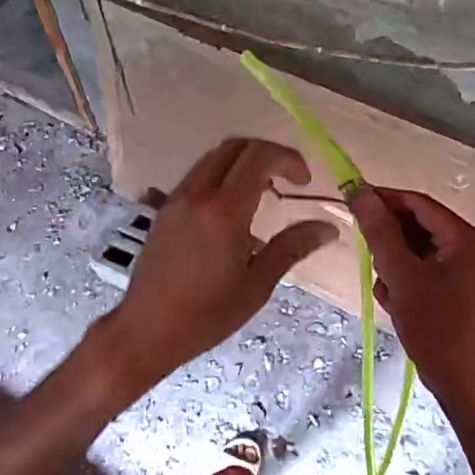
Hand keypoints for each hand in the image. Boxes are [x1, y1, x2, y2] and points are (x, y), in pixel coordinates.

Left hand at [95, 138, 338, 394]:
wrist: (147, 329)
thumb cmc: (207, 314)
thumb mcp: (257, 284)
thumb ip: (292, 247)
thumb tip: (328, 228)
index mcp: (224, 209)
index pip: (259, 155)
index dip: (289, 158)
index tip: (303, 182)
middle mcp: (197, 194)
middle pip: (235, 146)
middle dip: (266, 154)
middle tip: (286, 181)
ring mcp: (176, 199)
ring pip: (213, 158)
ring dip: (241, 164)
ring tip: (262, 197)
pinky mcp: (163, 210)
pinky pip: (196, 177)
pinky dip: (220, 178)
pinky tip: (231, 215)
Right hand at [347, 186, 474, 394]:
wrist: (464, 380)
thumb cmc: (436, 325)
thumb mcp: (401, 275)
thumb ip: (380, 232)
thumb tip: (360, 193)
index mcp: (463, 238)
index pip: (417, 202)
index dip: (383, 198)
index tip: (350, 200)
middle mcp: (466, 248)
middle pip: (416, 225)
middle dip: (388, 239)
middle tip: (365, 250)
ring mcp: (460, 270)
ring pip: (413, 249)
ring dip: (392, 263)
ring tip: (386, 288)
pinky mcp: (452, 290)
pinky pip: (419, 270)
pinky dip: (401, 280)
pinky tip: (395, 302)